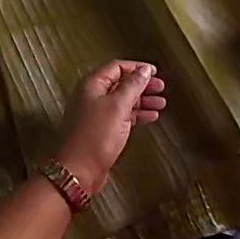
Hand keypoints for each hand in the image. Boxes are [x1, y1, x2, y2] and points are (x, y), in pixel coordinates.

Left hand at [53, 60, 165, 192]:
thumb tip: (144, 70)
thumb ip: (132, 86)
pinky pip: (121, 116)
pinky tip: (150, 117)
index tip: (154, 72)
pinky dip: (136, 114)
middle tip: (160, 87)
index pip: (117, 67)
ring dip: (142, 100)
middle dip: (142, 84)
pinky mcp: (100, 130)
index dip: (137, 67)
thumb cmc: (94, 137)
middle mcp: (92, 96)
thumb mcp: (118, 106)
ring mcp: (95, 114)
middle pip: (120, 83)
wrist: (78, 171)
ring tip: (160, 103)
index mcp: (92, 85)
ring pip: (122, 100)